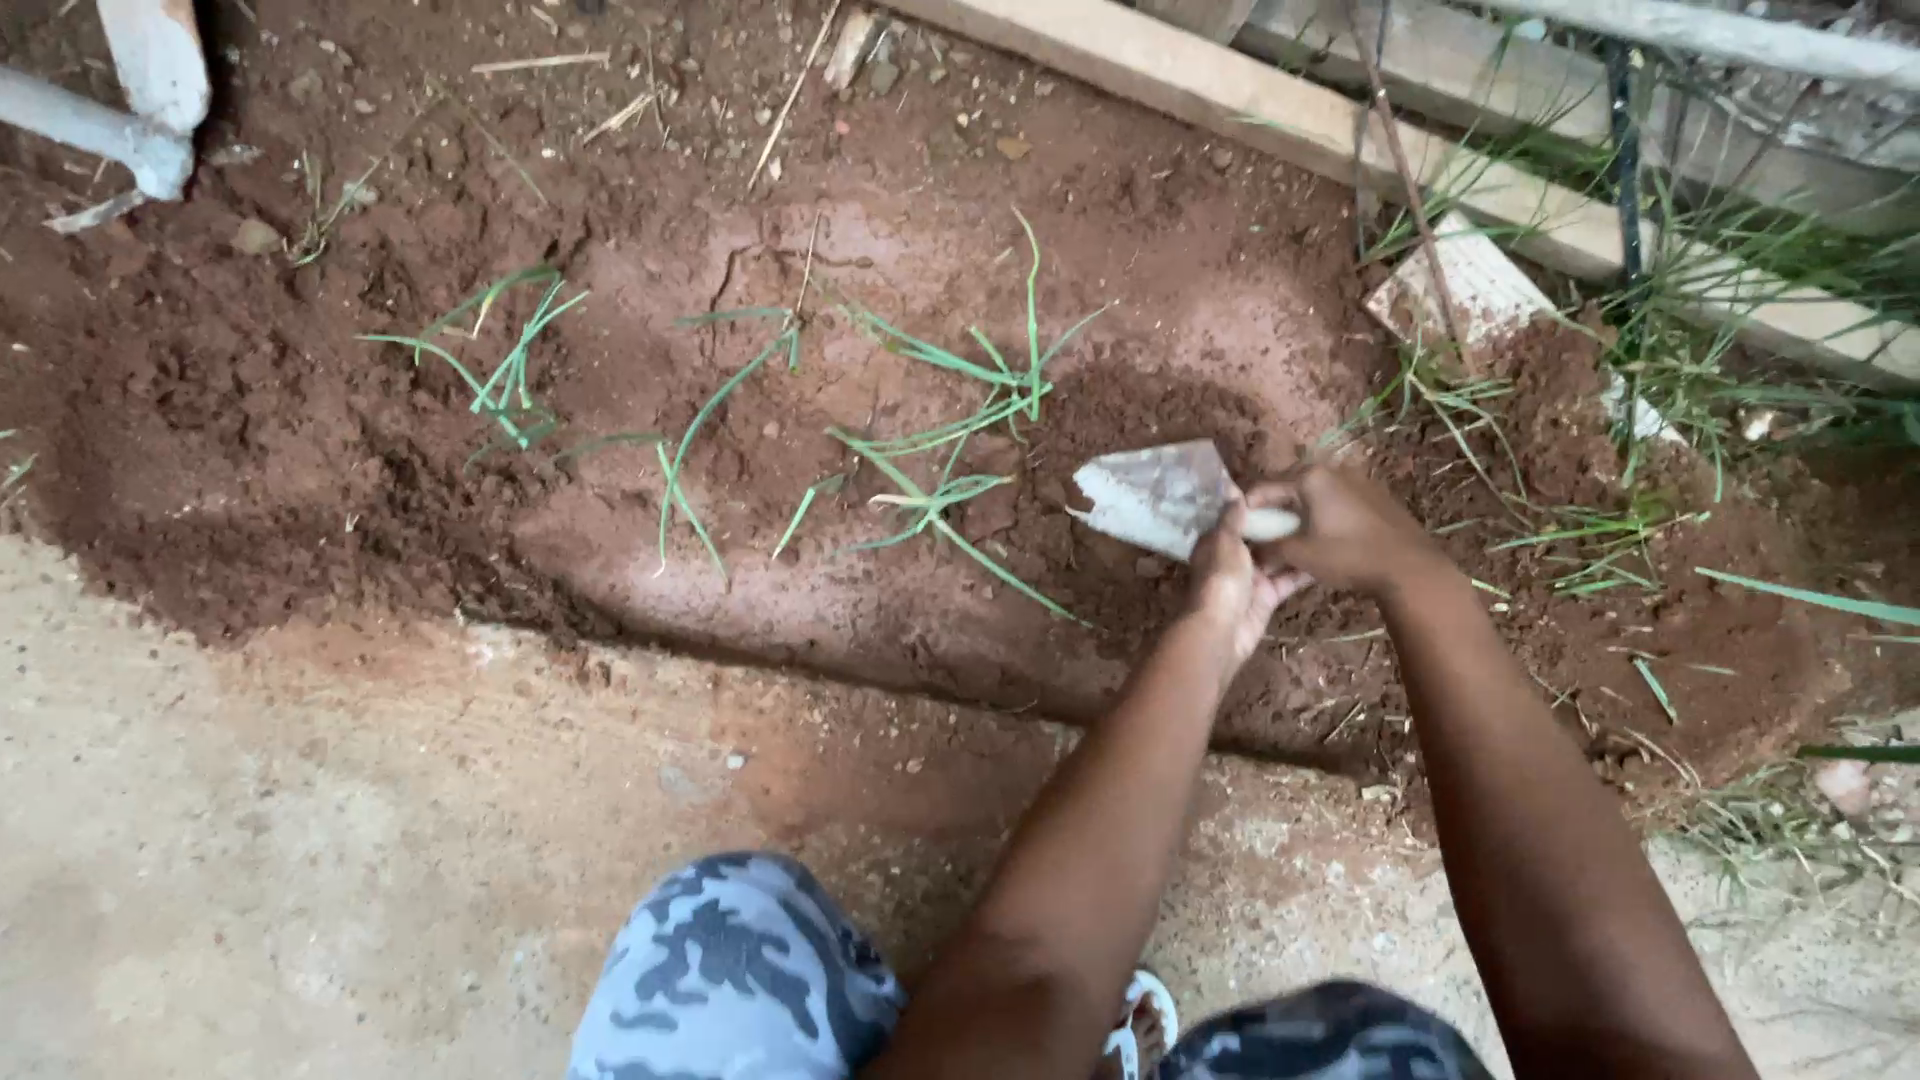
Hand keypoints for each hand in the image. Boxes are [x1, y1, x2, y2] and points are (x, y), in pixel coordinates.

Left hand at [1187, 490, 1312, 667]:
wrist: (1222, 630)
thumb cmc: (1220, 579)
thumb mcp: (1225, 542)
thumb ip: (1231, 519)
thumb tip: (1232, 491)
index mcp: (1214, 544)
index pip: (1233, 520)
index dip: (1253, 507)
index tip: (1279, 491)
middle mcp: (1231, 560)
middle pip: (1257, 539)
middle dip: (1279, 526)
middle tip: (1310, 506)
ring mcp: (1250, 580)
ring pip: (1276, 559)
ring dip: (1295, 547)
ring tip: (1323, 526)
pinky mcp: (1267, 597)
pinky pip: (1287, 580)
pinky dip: (1303, 571)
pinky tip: (1325, 557)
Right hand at [1246, 464, 1454, 599]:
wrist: (1410, 568)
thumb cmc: (1349, 556)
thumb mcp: (1300, 554)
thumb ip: (1268, 549)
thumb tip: (1249, 553)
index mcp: (1310, 477)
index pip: (1263, 487)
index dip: (1246, 508)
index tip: (1237, 527)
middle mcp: (1333, 469)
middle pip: (1289, 486)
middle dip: (1272, 508)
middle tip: (1262, 532)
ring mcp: (1357, 480)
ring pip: (1314, 493)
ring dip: (1297, 511)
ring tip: (1290, 535)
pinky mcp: (1374, 495)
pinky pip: (1335, 500)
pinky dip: (1321, 513)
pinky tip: (1321, 535)